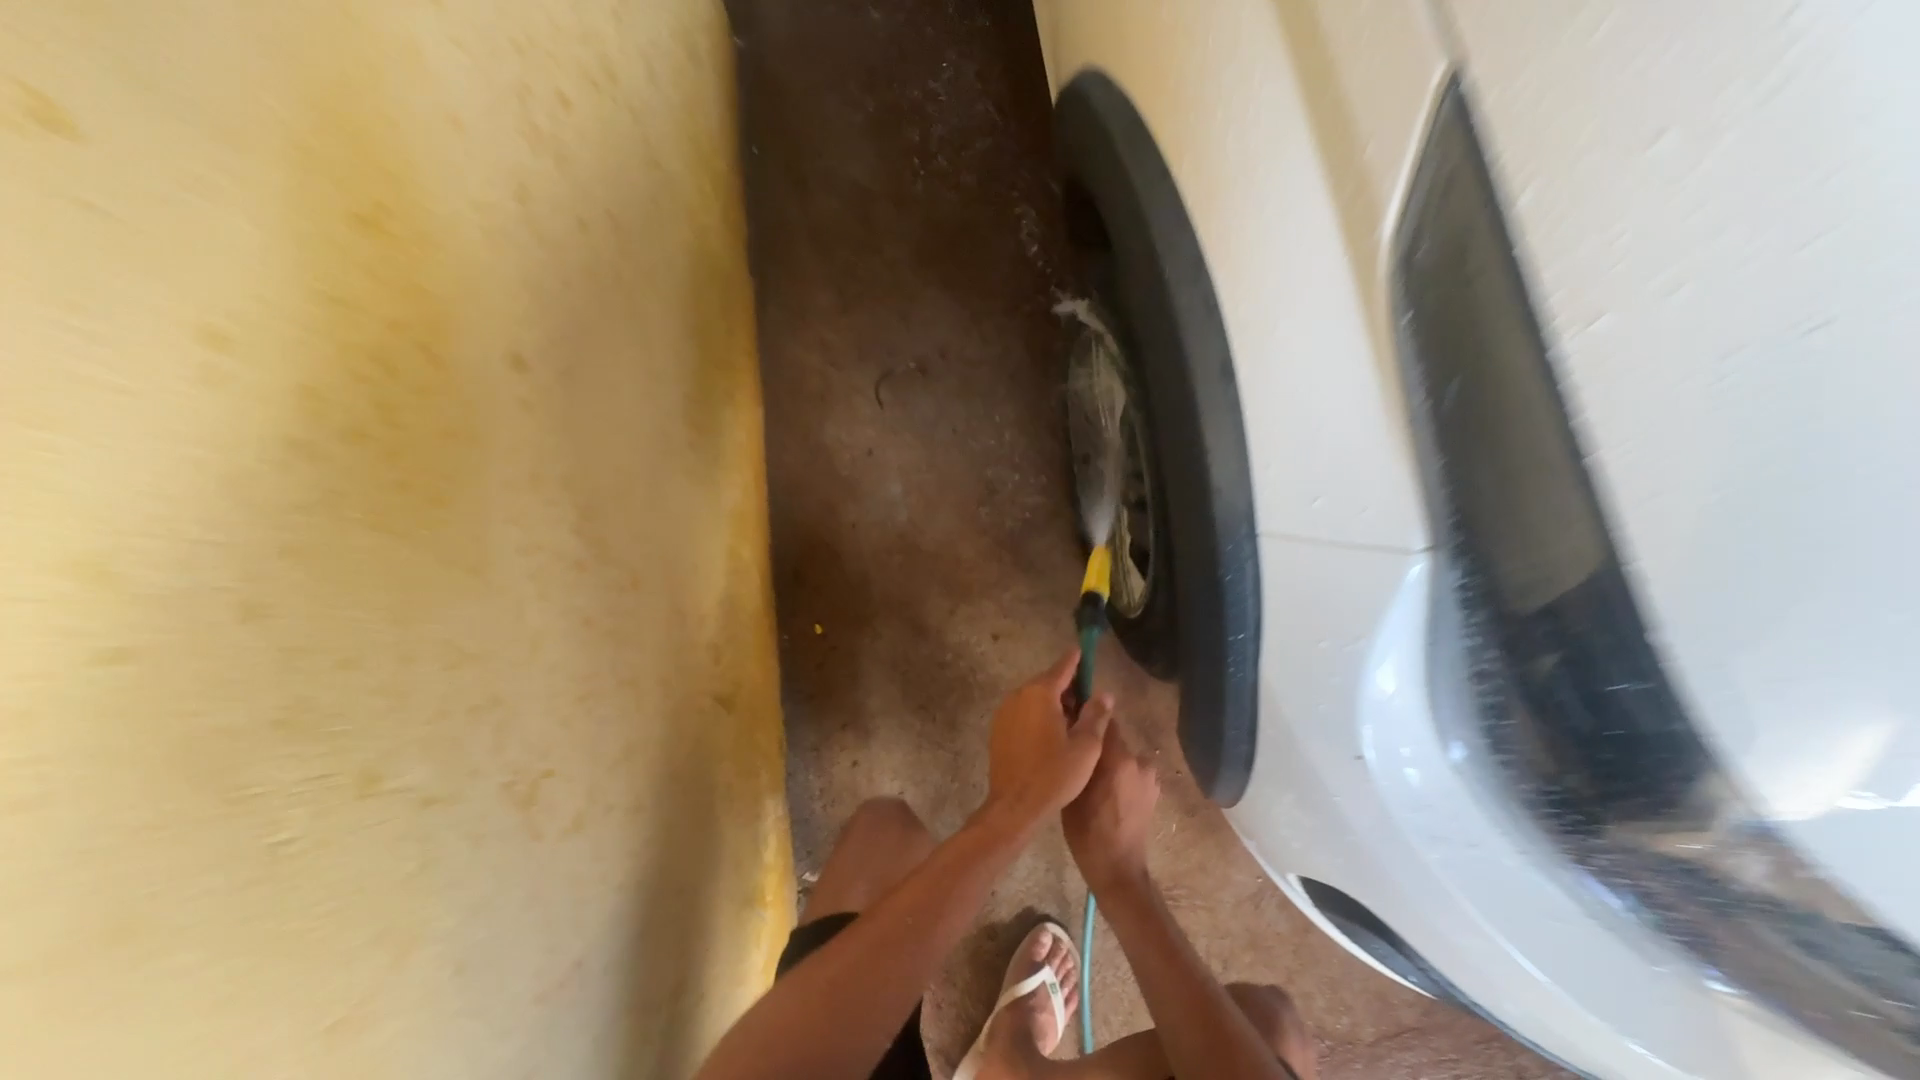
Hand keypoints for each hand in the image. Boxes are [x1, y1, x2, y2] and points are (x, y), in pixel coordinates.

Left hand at [983, 650, 1113, 828]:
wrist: (1015, 805)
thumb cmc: (1054, 774)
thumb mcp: (1086, 746)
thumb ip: (1096, 715)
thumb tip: (1105, 694)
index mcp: (1040, 694)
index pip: (1062, 668)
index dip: (1076, 660)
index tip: (1084, 651)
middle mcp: (1018, 696)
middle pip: (1047, 683)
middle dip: (1067, 688)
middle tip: (1087, 703)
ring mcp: (1004, 712)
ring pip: (1034, 699)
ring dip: (1052, 704)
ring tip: (1072, 723)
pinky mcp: (998, 729)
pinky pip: (1022, 713)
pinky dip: (1038, 716)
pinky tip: (1051, 736)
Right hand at [1062, 719, 1159, 893]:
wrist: (1117, 867)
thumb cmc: (1086, 830)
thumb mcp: (1072, 789)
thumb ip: (1079, 757)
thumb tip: (1075, 732)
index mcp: (1117, 758)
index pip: (1104, 720)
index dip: (1088, 719)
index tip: (1073, 724)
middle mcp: (1138, 761)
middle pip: (1114, 739)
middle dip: (1098, 744)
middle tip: (1079, 759)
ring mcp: (1150, 776)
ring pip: (1124, 757)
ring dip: (1111, 762)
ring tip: (1094, 781)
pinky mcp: (1154, 790)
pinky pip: (1133, 772)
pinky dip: (1122, 776)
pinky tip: (1108, 795)